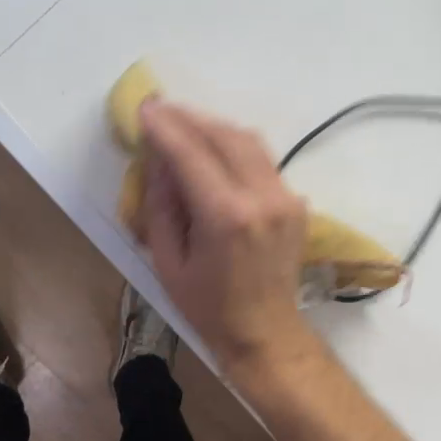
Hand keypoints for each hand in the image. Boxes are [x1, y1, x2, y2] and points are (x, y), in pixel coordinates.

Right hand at [136, 102, 313, 369]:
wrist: (265, 333)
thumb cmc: (206, 307)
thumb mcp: (167, 261)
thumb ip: (162, 206)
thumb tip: (158, 161)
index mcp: (226, 218)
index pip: (191, 155)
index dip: (165, 128)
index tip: (145, 108)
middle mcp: (262, 199)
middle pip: (224, 136)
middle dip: (189, 118)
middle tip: (161, 109)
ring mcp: (285, 197)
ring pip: (249, 141)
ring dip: (213, 126)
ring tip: (183, 122)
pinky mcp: (295, 202)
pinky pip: (262, 160)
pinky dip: (233, 146)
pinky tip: (212, 149)